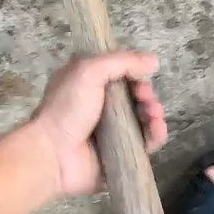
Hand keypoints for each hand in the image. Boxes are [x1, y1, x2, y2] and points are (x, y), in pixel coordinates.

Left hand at [20, 51, 167, 196]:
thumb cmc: (68, 107)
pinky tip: (157, 129)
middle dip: (145, 93)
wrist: (55, 153)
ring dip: (153, 112)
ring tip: (154, 114)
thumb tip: (154, 60)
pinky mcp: (120, 151)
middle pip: (132, 94)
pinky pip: (144, 141)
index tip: (141, 76)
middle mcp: (98, 103)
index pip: (117, 72)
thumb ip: (121, 62)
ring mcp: (110, 129)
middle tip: (146, 98)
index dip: (133, 72)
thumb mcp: (88, 72)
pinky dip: (155, 134)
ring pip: (141, 117)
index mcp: (87, 81)